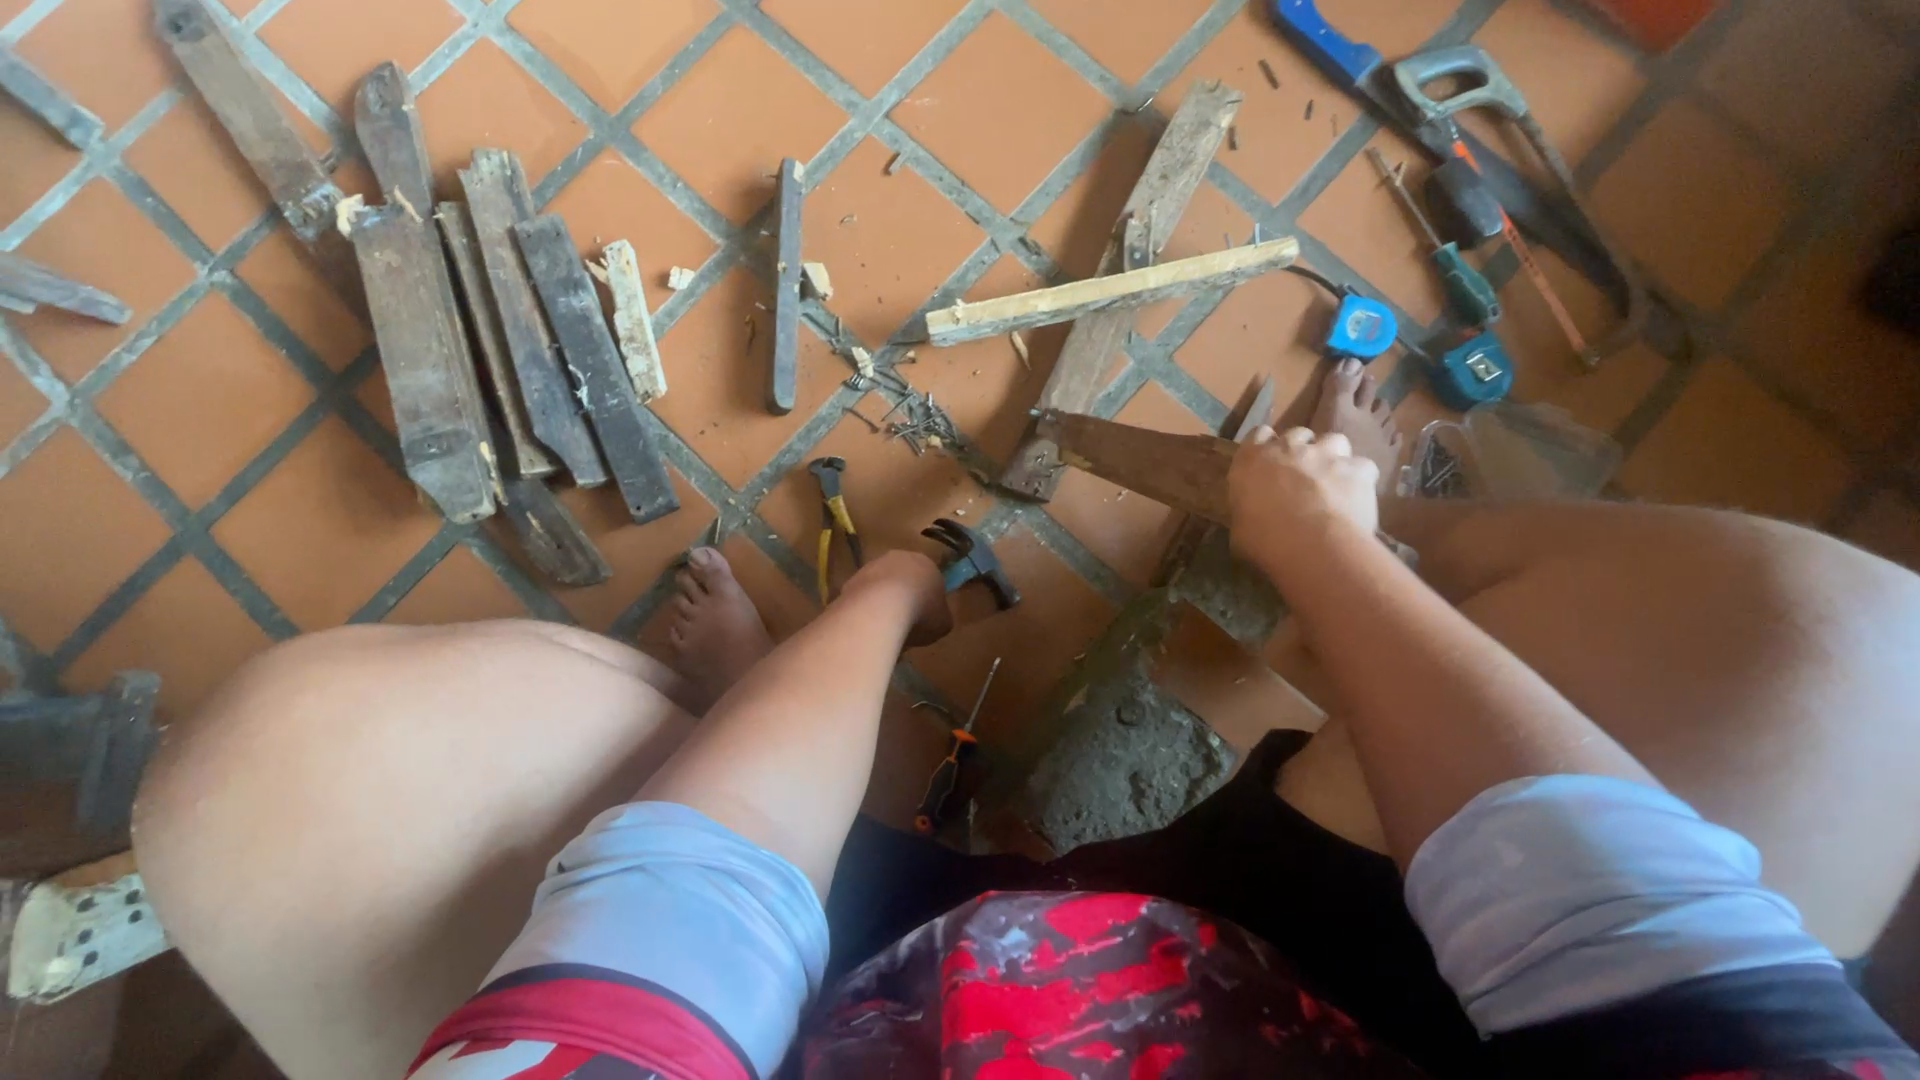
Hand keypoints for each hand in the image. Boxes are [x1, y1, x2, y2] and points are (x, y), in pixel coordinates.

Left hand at [844, 550, 953, 647]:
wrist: (880, 609)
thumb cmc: (920, 613)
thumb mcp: (943, 622)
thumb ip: (941, 617)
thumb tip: (936, 620)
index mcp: (926, 563)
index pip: (930, 578)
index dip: (928, 599)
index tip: (925, 617)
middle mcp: (899, 557)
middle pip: (903, 578)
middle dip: (903, 596)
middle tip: (905, 621)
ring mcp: (872, 566)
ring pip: (881, 585)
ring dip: (882, 602)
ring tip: (885, 627)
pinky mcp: (852, 579)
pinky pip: (863, 596)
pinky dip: (866, 608)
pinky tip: (868, 625)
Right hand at [1228, 426, 1379, 571]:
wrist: (1312, 544)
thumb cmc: (1264, 539)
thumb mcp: (1240, 528)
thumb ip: (1247, 510)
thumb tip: (1252, 516)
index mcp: (1252, 460)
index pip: (1258, 435)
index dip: (1266, 446)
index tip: (1268, 462)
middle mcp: (1289, 448)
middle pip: (1297, 434)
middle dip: (1301, 449)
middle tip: (1302, 473)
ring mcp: (1326, 454)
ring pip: (1334, 441)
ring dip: (1333, 456)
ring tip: (1333, 478)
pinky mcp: (1358, 468)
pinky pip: (1362, 467)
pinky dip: (1360, 479)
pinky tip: (1357, 496)